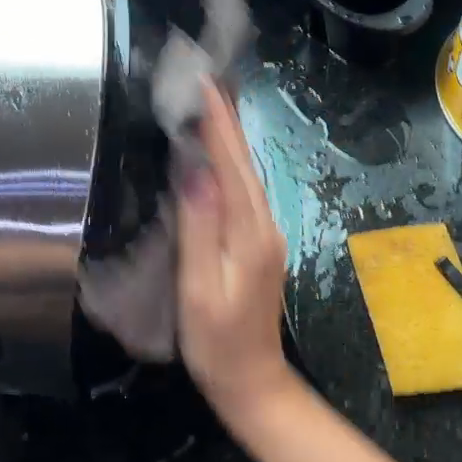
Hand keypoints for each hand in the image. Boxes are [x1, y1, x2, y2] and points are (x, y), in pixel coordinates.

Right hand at [176, 81, 295, 425]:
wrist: (252, 382)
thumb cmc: (217, 342)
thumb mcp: (199, 288)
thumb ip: (199, 227)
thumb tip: (195, 168)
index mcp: (250, 232)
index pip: (231, 164)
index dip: (217, 122)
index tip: (203, 84)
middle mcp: (265, 225)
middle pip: (244, 162)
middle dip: (226, 118)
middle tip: (206, 79)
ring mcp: (266, 233)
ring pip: (246, 172)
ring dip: (229, 135)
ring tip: (210, 102)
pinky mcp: (259, 241)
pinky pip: (243, 188)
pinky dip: (230, 161)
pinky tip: (218, 152)